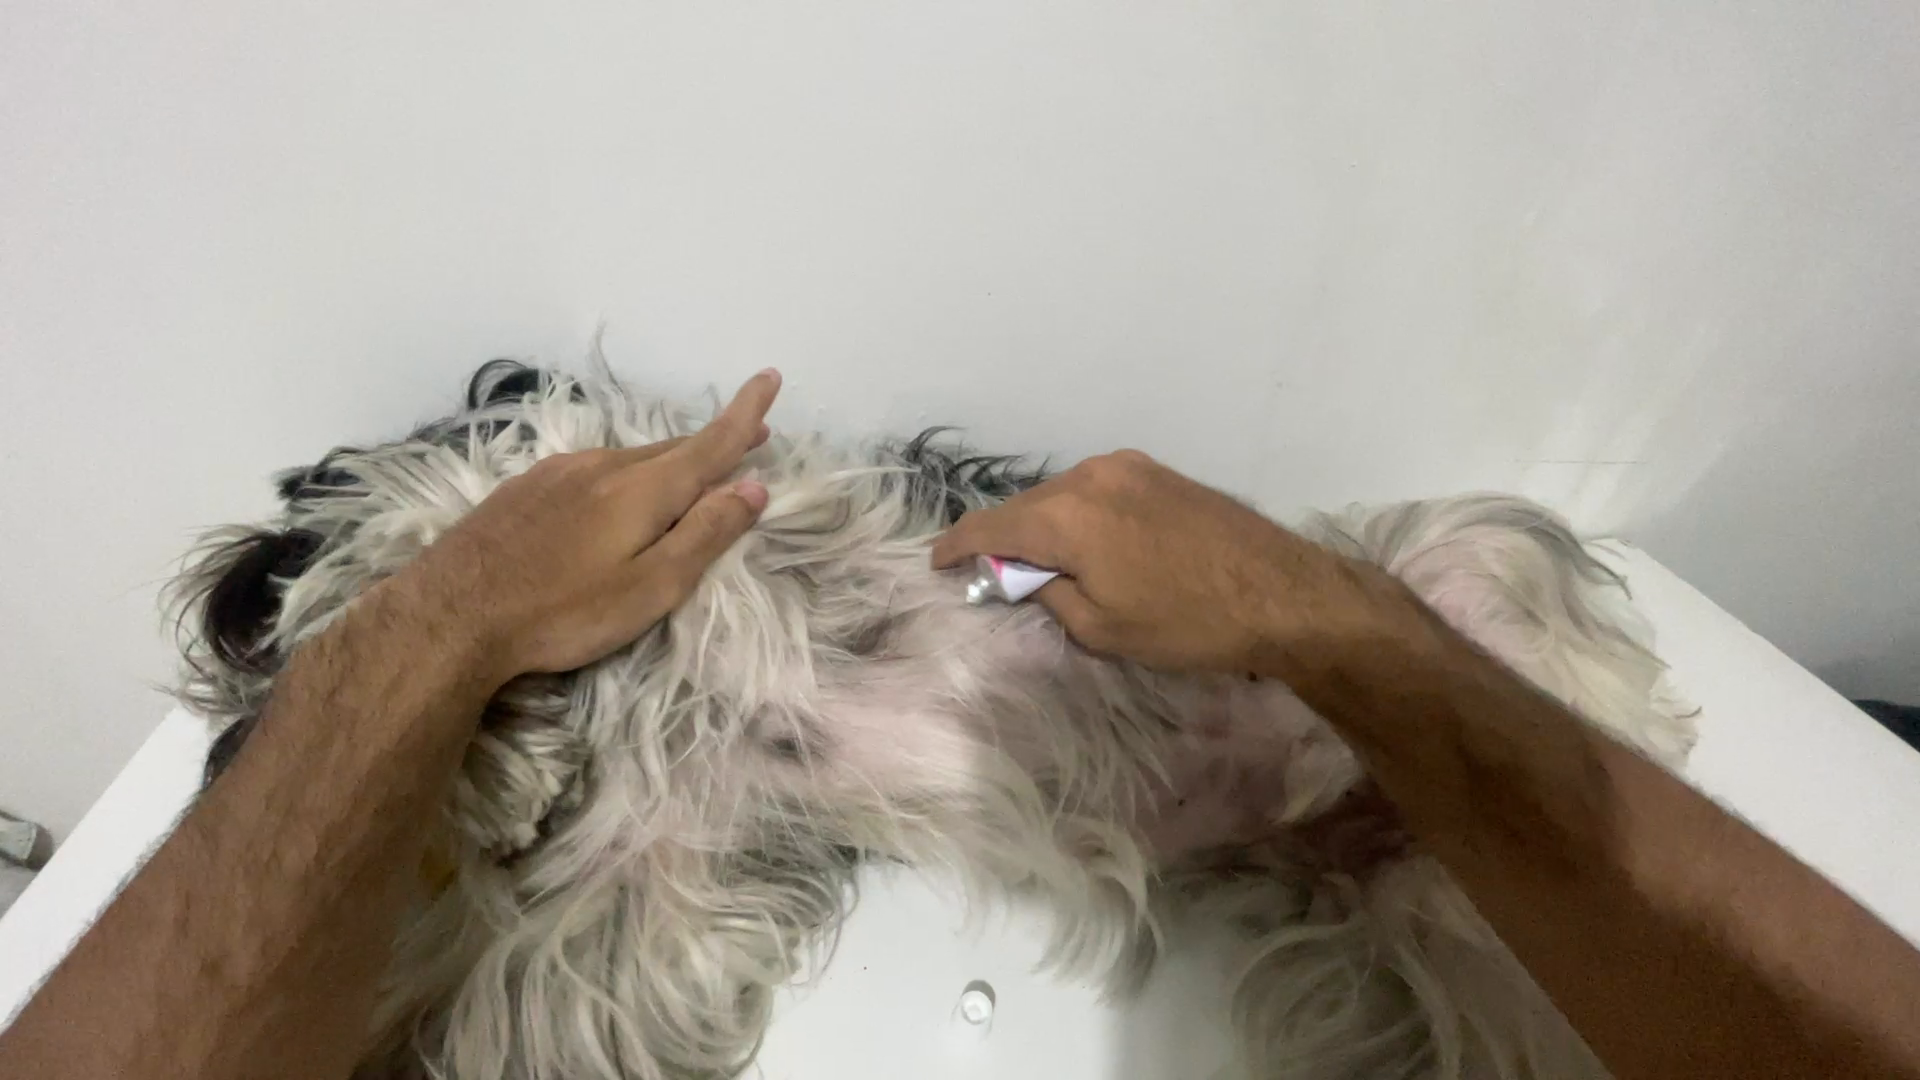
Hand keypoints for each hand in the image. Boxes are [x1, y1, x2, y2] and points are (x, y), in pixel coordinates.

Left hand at [383, 368, 781, 685]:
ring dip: (669, 465)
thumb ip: (706, 534)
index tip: (770, 377)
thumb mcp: (653, 586)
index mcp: (644, 489)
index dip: (746, 412)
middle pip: (674, 450)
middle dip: (715, 443)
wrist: (445, 619)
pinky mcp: (526, 489)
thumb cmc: (564, 611)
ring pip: (632, 460)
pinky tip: (614, 502)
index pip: (711, 442)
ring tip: (686, 482)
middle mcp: (604, 466)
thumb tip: (753, 487)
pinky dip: (625, 478)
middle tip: (749, 440)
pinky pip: (593, 471)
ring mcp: (559, 473)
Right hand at [931, 450, 1386, 674]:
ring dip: (1041, 525)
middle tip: (993, 574)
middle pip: (1022, 507)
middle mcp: (1090, 476)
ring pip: (1058, 494)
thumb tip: (1023, 576)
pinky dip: (1075, 514)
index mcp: (1067, 516)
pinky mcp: (1154, 470)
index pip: (990, 527)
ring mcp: (1126, 466)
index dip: (957, 546)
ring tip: (1045, 562)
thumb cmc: (1186, 623)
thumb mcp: (1101, 627)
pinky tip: (1086, 540)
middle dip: (1001, 539)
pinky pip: (1092, 489)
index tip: (938, 563)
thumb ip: (1046, 593)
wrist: (1282, 594)